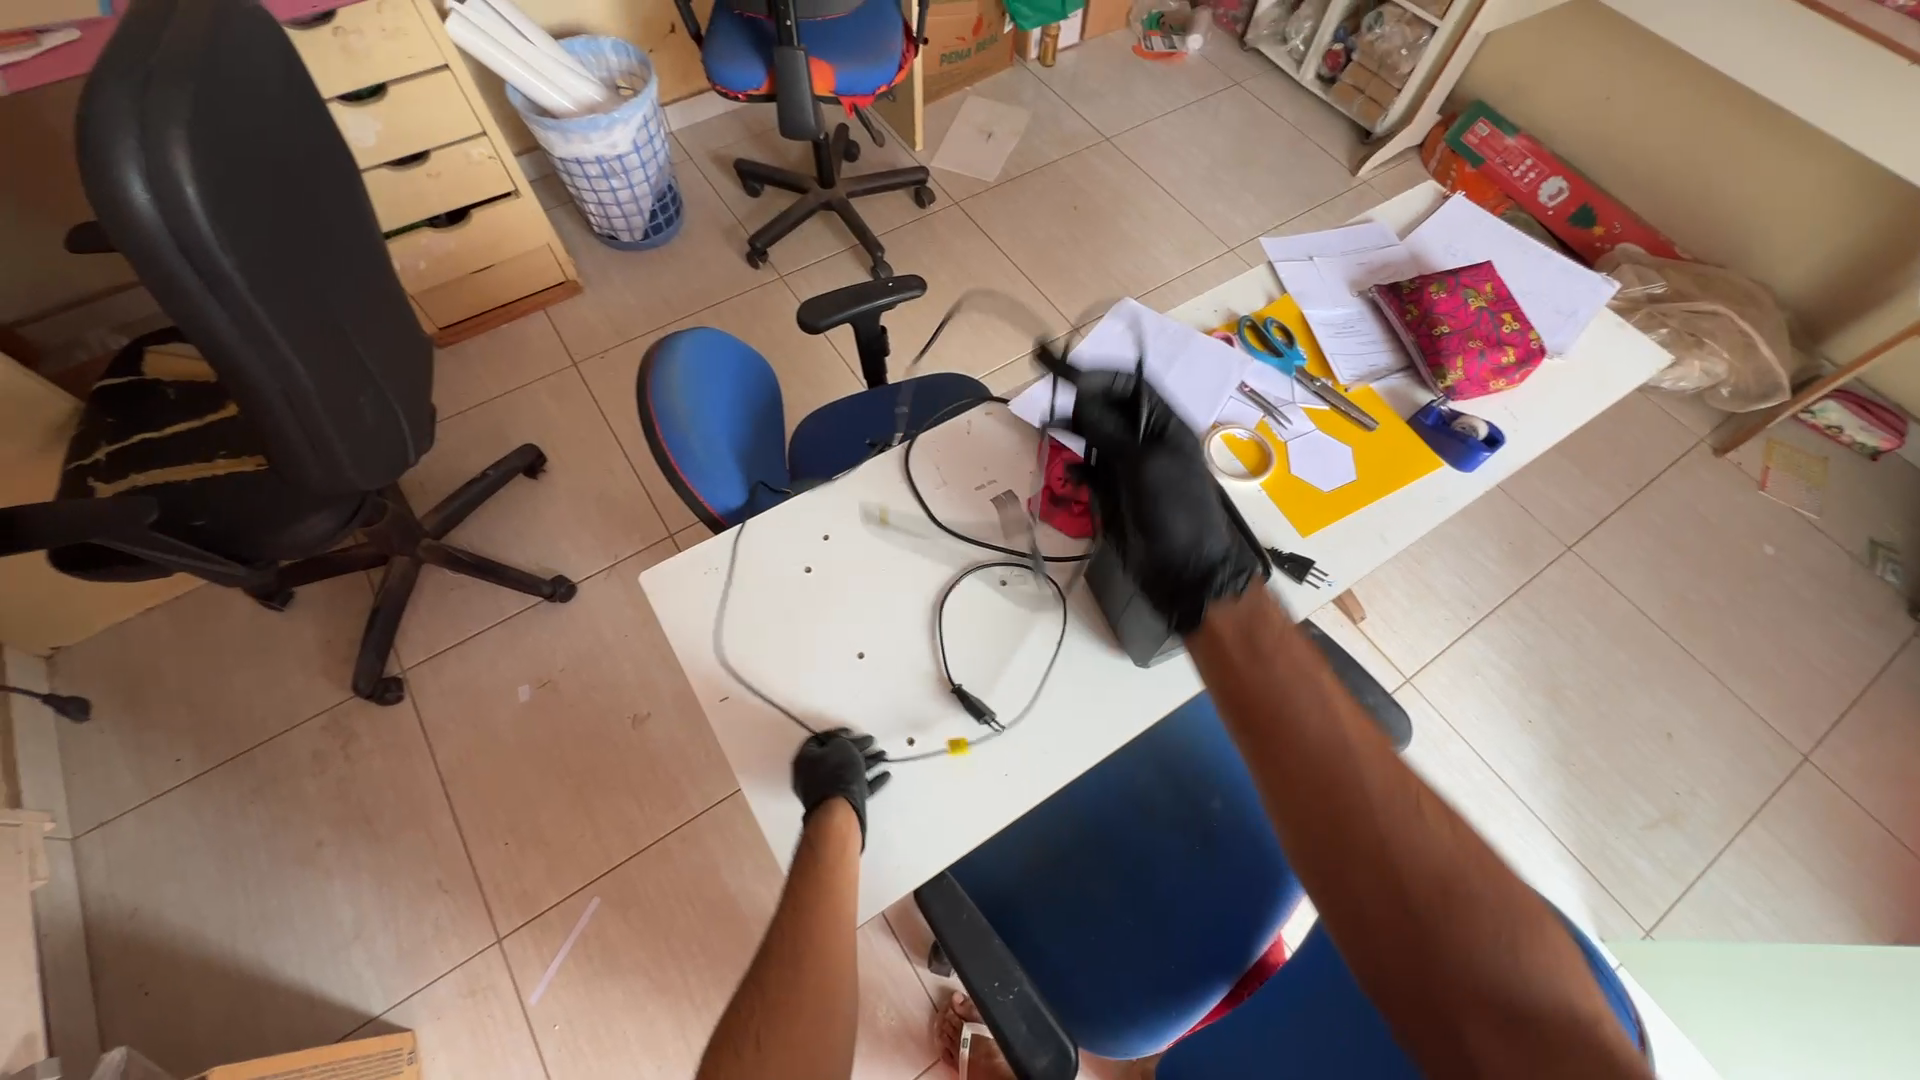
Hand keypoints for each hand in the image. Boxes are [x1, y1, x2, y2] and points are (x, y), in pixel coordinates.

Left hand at [791, 729, 890, 846]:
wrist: (839, 810)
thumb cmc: (836, 772)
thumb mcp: (841, 747)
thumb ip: (843, 741)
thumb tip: (845, 744)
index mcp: (806, 758)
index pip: (819, 740)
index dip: (838, 733)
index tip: (853, 731)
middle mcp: (813, 775)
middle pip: (837, 756)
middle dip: (857, 748)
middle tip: (873, 742)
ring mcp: (827, 791)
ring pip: (849, 771)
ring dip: (867, 762)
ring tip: (884, 755)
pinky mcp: (841, 803)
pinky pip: (857, 787)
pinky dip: (871, 780)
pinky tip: (886, 774)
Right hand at [1071, 370, 1265, 633]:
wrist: (1185, 571)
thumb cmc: (1174, 511)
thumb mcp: (1143, 464)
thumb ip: (1110, 430)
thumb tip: (1081, 398)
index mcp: (1164, 425)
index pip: (1130, 387)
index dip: (1099, 377)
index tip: (1064, 374)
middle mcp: (1146, 440)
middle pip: (1109, 409)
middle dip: (1082, 403)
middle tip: (1052, 403)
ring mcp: (1129, 468)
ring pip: (1095, 439)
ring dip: (1074, 434)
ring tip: (1050, 428)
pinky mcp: (1115, 494)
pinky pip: (1090, 472)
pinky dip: (1077, 469)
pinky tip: (1070, 475)